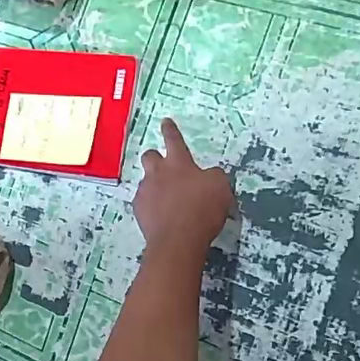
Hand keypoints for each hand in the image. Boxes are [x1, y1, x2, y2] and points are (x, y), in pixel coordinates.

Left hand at [135, 118, 233, 260]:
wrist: (178, 239)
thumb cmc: (203, 209)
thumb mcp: (221, 188)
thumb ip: (214, 177)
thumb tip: (209, 176)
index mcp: (179, 163)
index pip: (174, 140)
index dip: (170, 130)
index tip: (165, 121)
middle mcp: (158, 173)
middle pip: (150, 156)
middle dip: (155, 157)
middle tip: (164, 166)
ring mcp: (145, 192)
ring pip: (146, 180)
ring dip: (154, 185)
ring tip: (167, 199)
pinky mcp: (139, 211)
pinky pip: (143, 202)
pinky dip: (151, 206)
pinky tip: (161, 216)